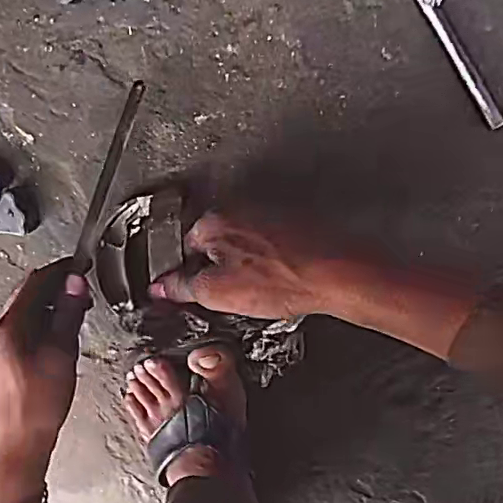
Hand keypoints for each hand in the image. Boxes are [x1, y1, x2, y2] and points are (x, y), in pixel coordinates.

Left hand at [0, 259, 91, 502]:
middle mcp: (3, 332)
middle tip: (83, 283)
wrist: (21, 441)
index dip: (60, 270)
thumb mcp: (61, 353)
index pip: (36, 283)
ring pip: (31, 310)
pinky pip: (30, 327)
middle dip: (58, 284)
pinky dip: (49, 320)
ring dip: (54, 302)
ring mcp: (6, 346)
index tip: (80, 265)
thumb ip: (68, 315)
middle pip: (31, 294)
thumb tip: (75, 284)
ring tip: (79, 304)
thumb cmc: (38, 404)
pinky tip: (65, 328)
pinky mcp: (12, 359)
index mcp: (10, 326)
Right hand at [147, 212, 346, 318]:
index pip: (183, 250)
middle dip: (217, 268)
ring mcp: (267, 211)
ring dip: (245, 263)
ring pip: (241, 244)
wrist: (340, 273)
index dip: (189, 276)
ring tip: (262, 286)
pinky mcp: (292, 221)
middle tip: (233, 293)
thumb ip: (182, 287)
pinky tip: (279, 278)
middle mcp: (238, 208)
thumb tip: (162, 288)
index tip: (196, 292)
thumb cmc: (285, 279)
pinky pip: (267, 244)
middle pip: (212, 243)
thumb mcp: (218, 293)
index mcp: (213, 221)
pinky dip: (269, 260)